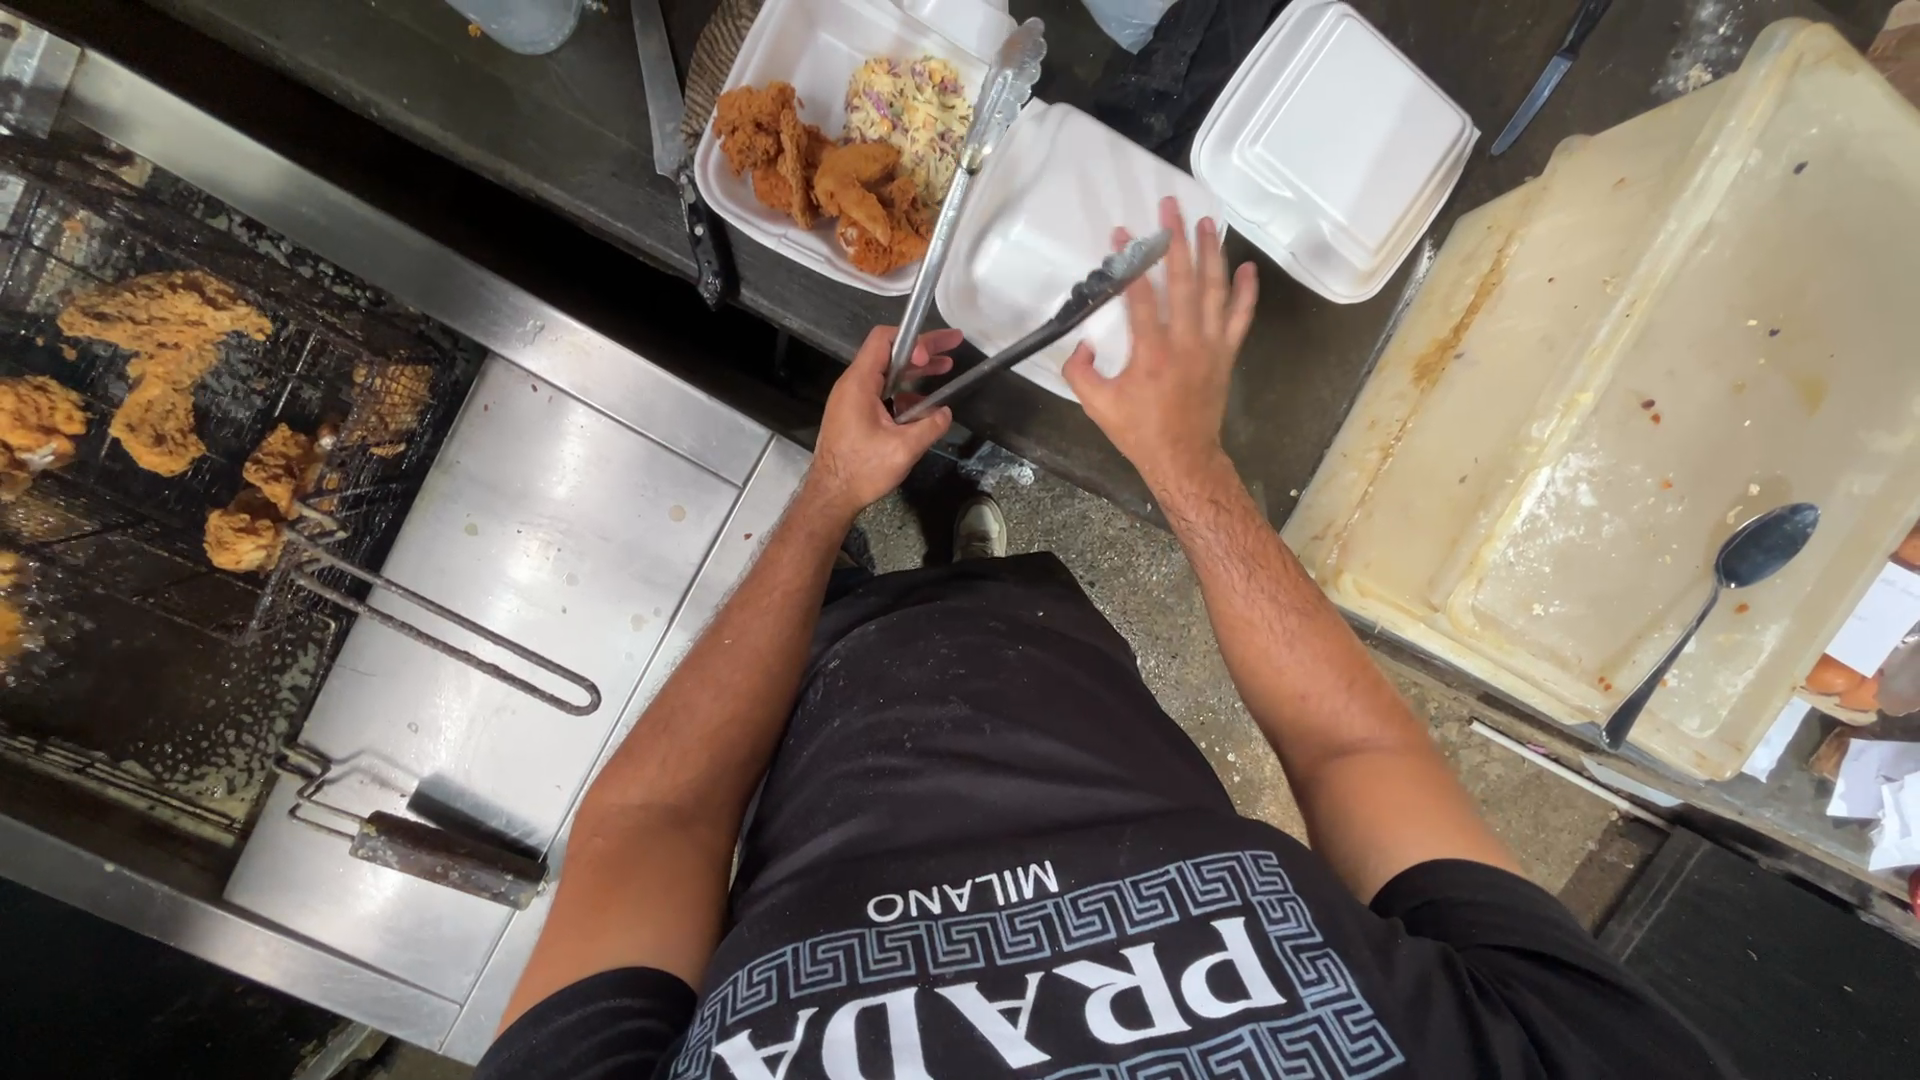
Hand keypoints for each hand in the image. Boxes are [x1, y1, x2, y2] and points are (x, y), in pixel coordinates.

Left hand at [805, 325, 958, 519]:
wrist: (831, 495)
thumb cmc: (861, 471)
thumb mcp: (903, 449)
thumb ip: (930, 426)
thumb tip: (945, 413)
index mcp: (859, 383)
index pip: (884, 339)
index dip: (912, 340)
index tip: (932, 355)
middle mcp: (853, 385)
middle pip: (889, 353)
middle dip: (922, 349)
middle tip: (953, 344)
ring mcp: (852, 399)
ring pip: (887, 374)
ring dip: (916, 371)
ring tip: (945, 369)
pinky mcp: (854, 414)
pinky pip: (882, 393)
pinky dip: (904, 393)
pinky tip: (924, 407)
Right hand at [1064, 197, 1257, 490]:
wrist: (1182, 456)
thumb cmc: (1138, 431)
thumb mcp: (1096, 405)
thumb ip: (1079, 371)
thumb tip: (1081, 344)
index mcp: (1150, 352)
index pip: (1140, 294)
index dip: (1131, 261)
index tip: (1122, 234)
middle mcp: (1185, 341)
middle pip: (1182, 279)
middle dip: (1175, 239)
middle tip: (1170, 207)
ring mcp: (1211, 345)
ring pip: (1214, 289)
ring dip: (1210, 253)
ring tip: (1206, 222)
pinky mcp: (1226, 354)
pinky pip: (1241, 316)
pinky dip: (1246, 291)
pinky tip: (1246, 267)